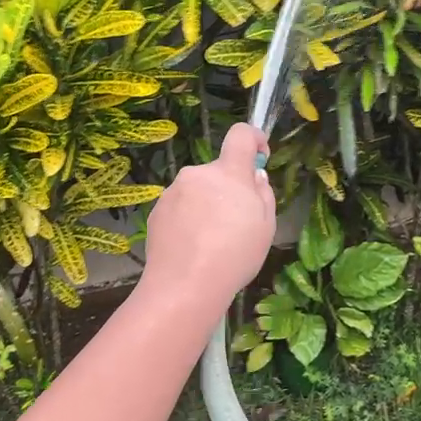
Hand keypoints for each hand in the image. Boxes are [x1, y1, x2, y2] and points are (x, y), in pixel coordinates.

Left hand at [139, 123, 275, 309]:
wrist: (185, 285)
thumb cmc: (235, 255)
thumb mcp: (266, 227)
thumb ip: (263, 194)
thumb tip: (255, 176)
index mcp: (227, 172)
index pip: (241, 135)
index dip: (254, 139)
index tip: (260, 156)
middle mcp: (197, 174)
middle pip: (218, 172)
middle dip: (228, 189)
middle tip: (236, 223)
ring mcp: (172, 192)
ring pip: (197, 192)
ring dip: (206, 206)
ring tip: (211, 243)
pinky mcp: (155, 212)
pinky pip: (179, 209)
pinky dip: (187, 221)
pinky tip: (191, 249)